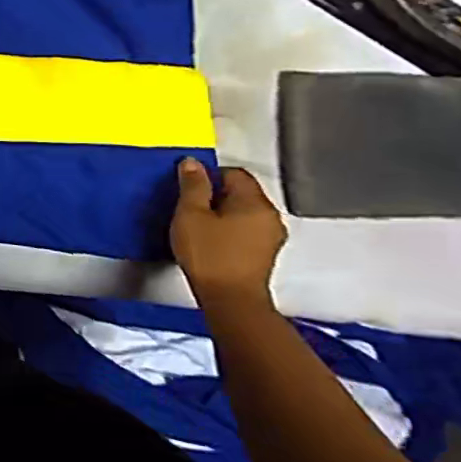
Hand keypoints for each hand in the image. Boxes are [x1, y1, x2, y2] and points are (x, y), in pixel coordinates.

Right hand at [170, 158, 287, 310]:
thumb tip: (193, 163)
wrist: (230, 298)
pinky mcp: (265, 252)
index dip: (208, 175)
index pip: (234, 173)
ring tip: (198, 224)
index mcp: (256, 203)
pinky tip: (211, 239)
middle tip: (190, 206)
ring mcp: (271, 237)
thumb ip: (193, 185)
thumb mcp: (190, 214)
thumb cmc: (209, 254)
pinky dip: (229, 227)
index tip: (188, 188)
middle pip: (241, 192)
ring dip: (222, 211)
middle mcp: (271, 217)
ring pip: (243, 211)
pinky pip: (246, 228)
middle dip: (215, 194)